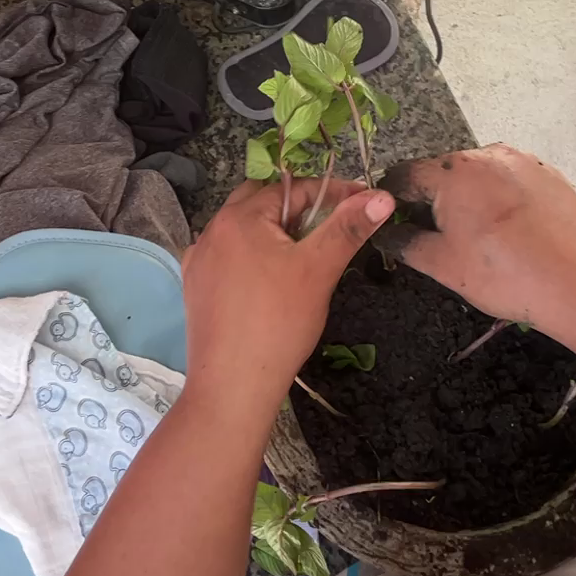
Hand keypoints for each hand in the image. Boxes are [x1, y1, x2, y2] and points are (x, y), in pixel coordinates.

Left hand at [181, 178, 392, 419]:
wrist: (233, 386)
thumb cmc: (278, 324)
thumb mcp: (319, 270)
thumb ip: (349, 227)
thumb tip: (381, 196)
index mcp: (240, 217)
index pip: (292, 189)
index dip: (330, 194)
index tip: (360, 204)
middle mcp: (212, 230)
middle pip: (261, 202)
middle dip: (297, 209)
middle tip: (328, 231)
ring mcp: (199, 259)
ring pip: (242, 229)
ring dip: (272, 231)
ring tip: (301, 256)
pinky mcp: (195, 286)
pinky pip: (226, 255)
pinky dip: (249, 255)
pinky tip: (266, 279)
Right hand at [379, 145, 575, 339]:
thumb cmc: (503, 274)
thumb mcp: (442, 265)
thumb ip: (404, 243)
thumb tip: (384, 233)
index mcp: (451, 171)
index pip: (403, 175)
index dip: (391, 199)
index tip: (393, 222)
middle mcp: (485, 154)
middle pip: (441, 172)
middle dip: (432, 198)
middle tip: (438, 236)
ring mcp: (521, 160)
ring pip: (477, 174)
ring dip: (467, 197)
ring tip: (479, 235)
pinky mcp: (548, 173)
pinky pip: (509, 180)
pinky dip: (499, 198)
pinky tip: (510, 230)